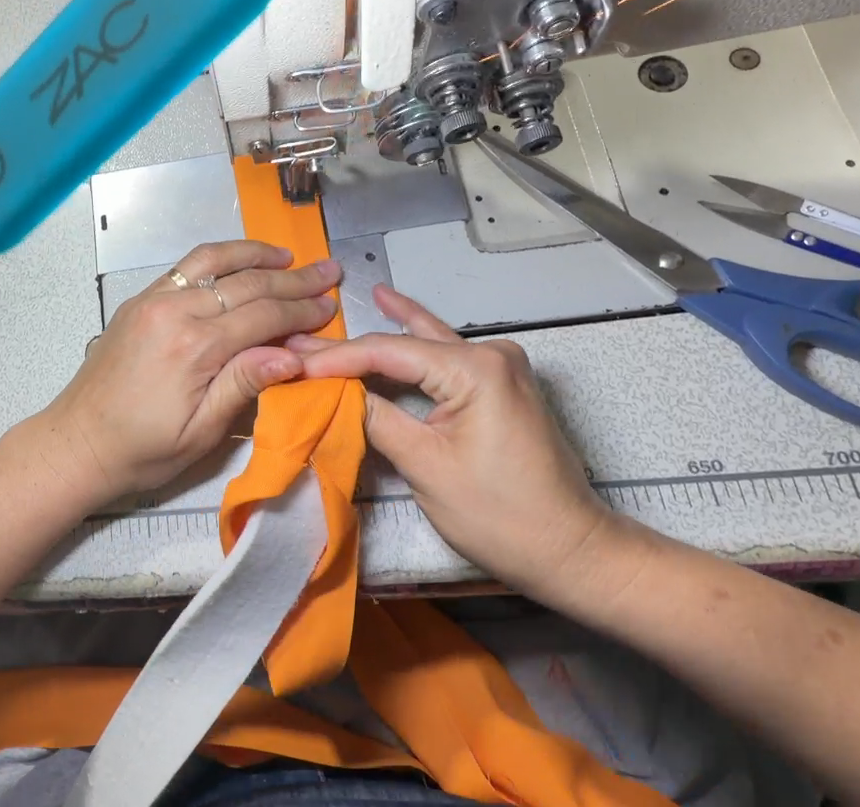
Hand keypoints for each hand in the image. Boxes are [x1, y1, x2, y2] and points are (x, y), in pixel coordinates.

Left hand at [38, 241, 340, 502]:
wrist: (77, 441)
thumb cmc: (142, 449)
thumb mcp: (200, 433)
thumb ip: (244, 385)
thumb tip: (295, 354)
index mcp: (194, 347)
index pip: (263, 316)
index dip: (301, 312)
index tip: (332, 307)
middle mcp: (173, 311)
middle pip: (245, 283)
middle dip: (292, 278)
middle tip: (328, 270)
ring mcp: (152, 300)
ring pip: (212, 261)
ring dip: (254, 254)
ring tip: (288, 256)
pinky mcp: (138, 301)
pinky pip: (185, 268)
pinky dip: (218, 259)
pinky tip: (238, 264)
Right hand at [294, 284, 612, 597]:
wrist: (570, 549)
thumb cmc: (498, 514)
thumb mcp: (425, 466)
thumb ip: (375, 417)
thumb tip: (331, 391)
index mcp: (476, 368)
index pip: (387, 352)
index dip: (335, 358)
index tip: (290, 361)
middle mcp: (491, 353)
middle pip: (403, 343)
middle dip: (350, 347)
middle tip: (297, 338)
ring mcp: (500, 366)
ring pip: (424, 343)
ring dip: (378, 337)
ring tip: (332, 314)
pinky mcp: (500, 384)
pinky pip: (443, 356)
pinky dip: (411, 342)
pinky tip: (393, 309)